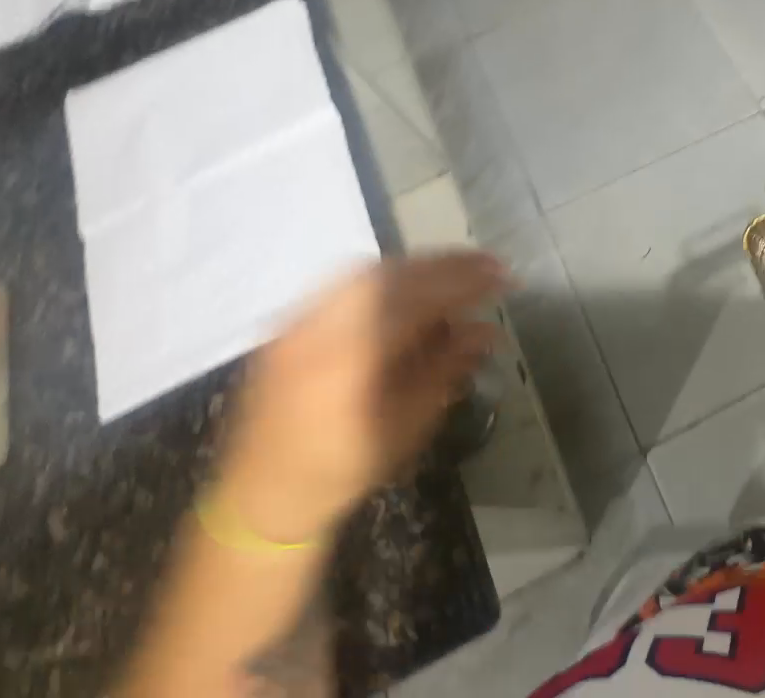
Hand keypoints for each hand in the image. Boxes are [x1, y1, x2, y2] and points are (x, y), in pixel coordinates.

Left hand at [212, 252, 510, 543]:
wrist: (262, 497)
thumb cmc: (343, 470)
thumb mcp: (405, 427)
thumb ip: (444, 371)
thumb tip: (486, 332)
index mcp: (350, 356)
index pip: (417, 296)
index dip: (464, 280)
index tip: (502, 275)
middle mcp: (319, 326)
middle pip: (390, 272)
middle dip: (443, 266)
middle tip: (486, 269)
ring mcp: (298, 322)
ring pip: (366, 274)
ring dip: (416, 272)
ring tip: (454, 281)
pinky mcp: (290, 325)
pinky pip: (344, 287)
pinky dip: (385, 282)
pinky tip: (410, 296)